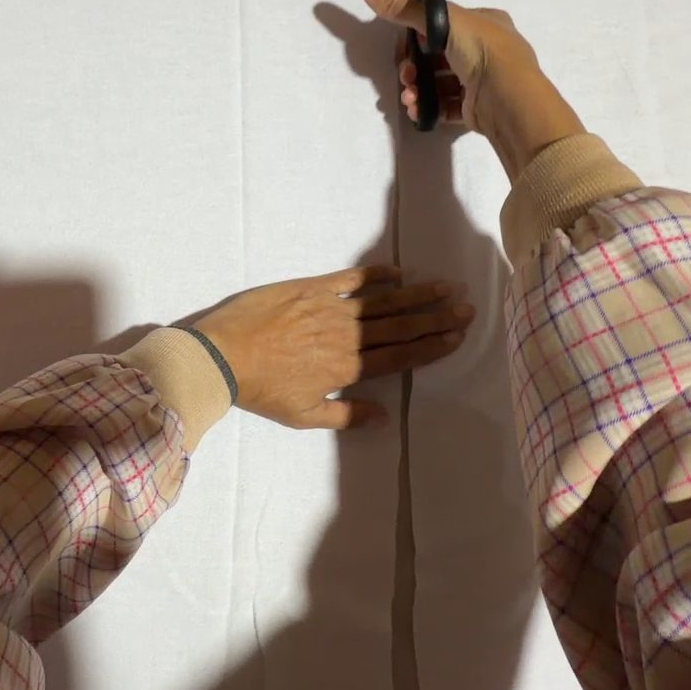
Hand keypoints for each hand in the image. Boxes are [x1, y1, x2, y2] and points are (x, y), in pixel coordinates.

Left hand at [193, 266, 471, 429]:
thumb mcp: (303, 416)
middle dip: (437, 316)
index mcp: (348, 368)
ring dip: (416, 294)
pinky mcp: (309, 288)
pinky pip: (349, 278)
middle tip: (467, 306)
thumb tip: (385, 418)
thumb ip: (346, 416)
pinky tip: (396, 271)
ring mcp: (330, 308)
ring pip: (382, 301)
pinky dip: (374, 274)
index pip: (400, 356)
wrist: (222, 354)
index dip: (432, 346)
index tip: (458, 336)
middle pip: (400, 325)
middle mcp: (347, 336)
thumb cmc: (261, 389)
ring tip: (445, 287)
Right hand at [358, 0, 585, 180]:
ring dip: (418, 89)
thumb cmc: (482, 51)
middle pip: (438, 57)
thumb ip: (404, 8)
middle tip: (405, 77)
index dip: (418, 37)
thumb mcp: (442, 21)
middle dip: (414, 68)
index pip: (443, 26)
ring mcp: (482, 80)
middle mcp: (486, 50)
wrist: (508, 98)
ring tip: (409, 98)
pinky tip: (417, 110)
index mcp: (485, 23)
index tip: (403, 49)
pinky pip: (446, 105)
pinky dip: (429, 107)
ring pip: (440, 83)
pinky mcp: (476, 107)